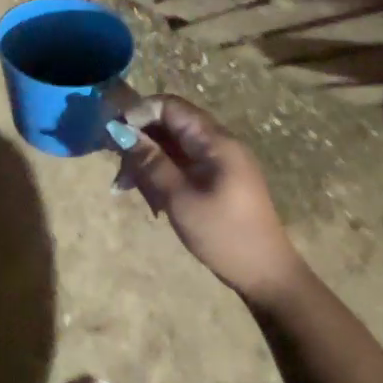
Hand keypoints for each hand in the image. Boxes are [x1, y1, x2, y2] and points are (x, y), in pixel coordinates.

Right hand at [122, 96, 307, 302]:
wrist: (267, 276)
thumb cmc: (223, 234)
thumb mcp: (179, 197)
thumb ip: (149, 160)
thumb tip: (119, 129)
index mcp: (215, 141)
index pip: (169, 105)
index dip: (138, 113)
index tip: (115, 136)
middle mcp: (218, 144)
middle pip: (168, 123)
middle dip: (138, 140)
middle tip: (117, 167)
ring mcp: (218, 162)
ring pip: (171, 145)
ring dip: (145, 160)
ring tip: (125, 187)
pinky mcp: (216, 178)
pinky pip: (181, 162)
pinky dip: (160, 173)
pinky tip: (148, 197)